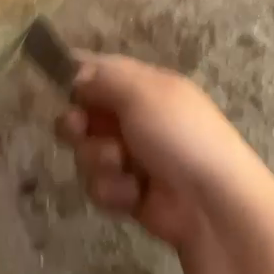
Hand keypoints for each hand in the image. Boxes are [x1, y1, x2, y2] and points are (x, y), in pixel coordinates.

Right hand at [53, 52, 259, 248]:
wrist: (212, 202)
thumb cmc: (181, 136)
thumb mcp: (143, 92)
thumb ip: (103, 77)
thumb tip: (74, 72)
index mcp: (144, 87)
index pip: (98, 72)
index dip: (75, 79)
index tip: (61, 89)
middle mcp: (135, 119)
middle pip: (82, 116)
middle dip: (77, 126)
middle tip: (81, 131)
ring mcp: (131, 157)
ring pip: (86, 154)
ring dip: (99, 163)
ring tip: (123, 169)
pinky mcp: (128, 192)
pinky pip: (99, 187)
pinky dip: (113, 191)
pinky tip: (134, 194)